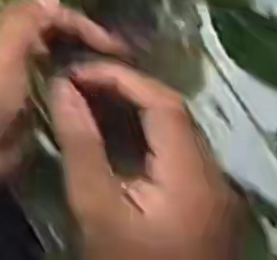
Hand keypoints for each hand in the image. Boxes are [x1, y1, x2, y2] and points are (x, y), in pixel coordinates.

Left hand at [0, 0, 128, 192]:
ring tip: (123, 86)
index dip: (73, 24)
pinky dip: (70, 101)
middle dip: (77, 49)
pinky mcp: (15, 113)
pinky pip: (47, 100)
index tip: (116, 46)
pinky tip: (102, 107)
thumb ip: (23, 19)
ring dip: (77, 76)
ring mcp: (2, 82)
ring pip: (46, 71)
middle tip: (124, 67)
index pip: (32, 15)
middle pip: (40, 42)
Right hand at [51, 61, 242, 259]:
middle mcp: (216, 179)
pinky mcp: (204, 201)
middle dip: (119, 84)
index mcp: (194, 178)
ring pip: (174, 125)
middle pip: (173, 110)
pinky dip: (136, 123)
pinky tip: (104, 125)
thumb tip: (60, 83)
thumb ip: (79, 141)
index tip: (71, 72)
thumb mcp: (94, 204)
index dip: (116, 76)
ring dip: (126, 101)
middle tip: (70, 80)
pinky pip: (172, 145)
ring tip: (79, 95)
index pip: (164, 102)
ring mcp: (214, 192)